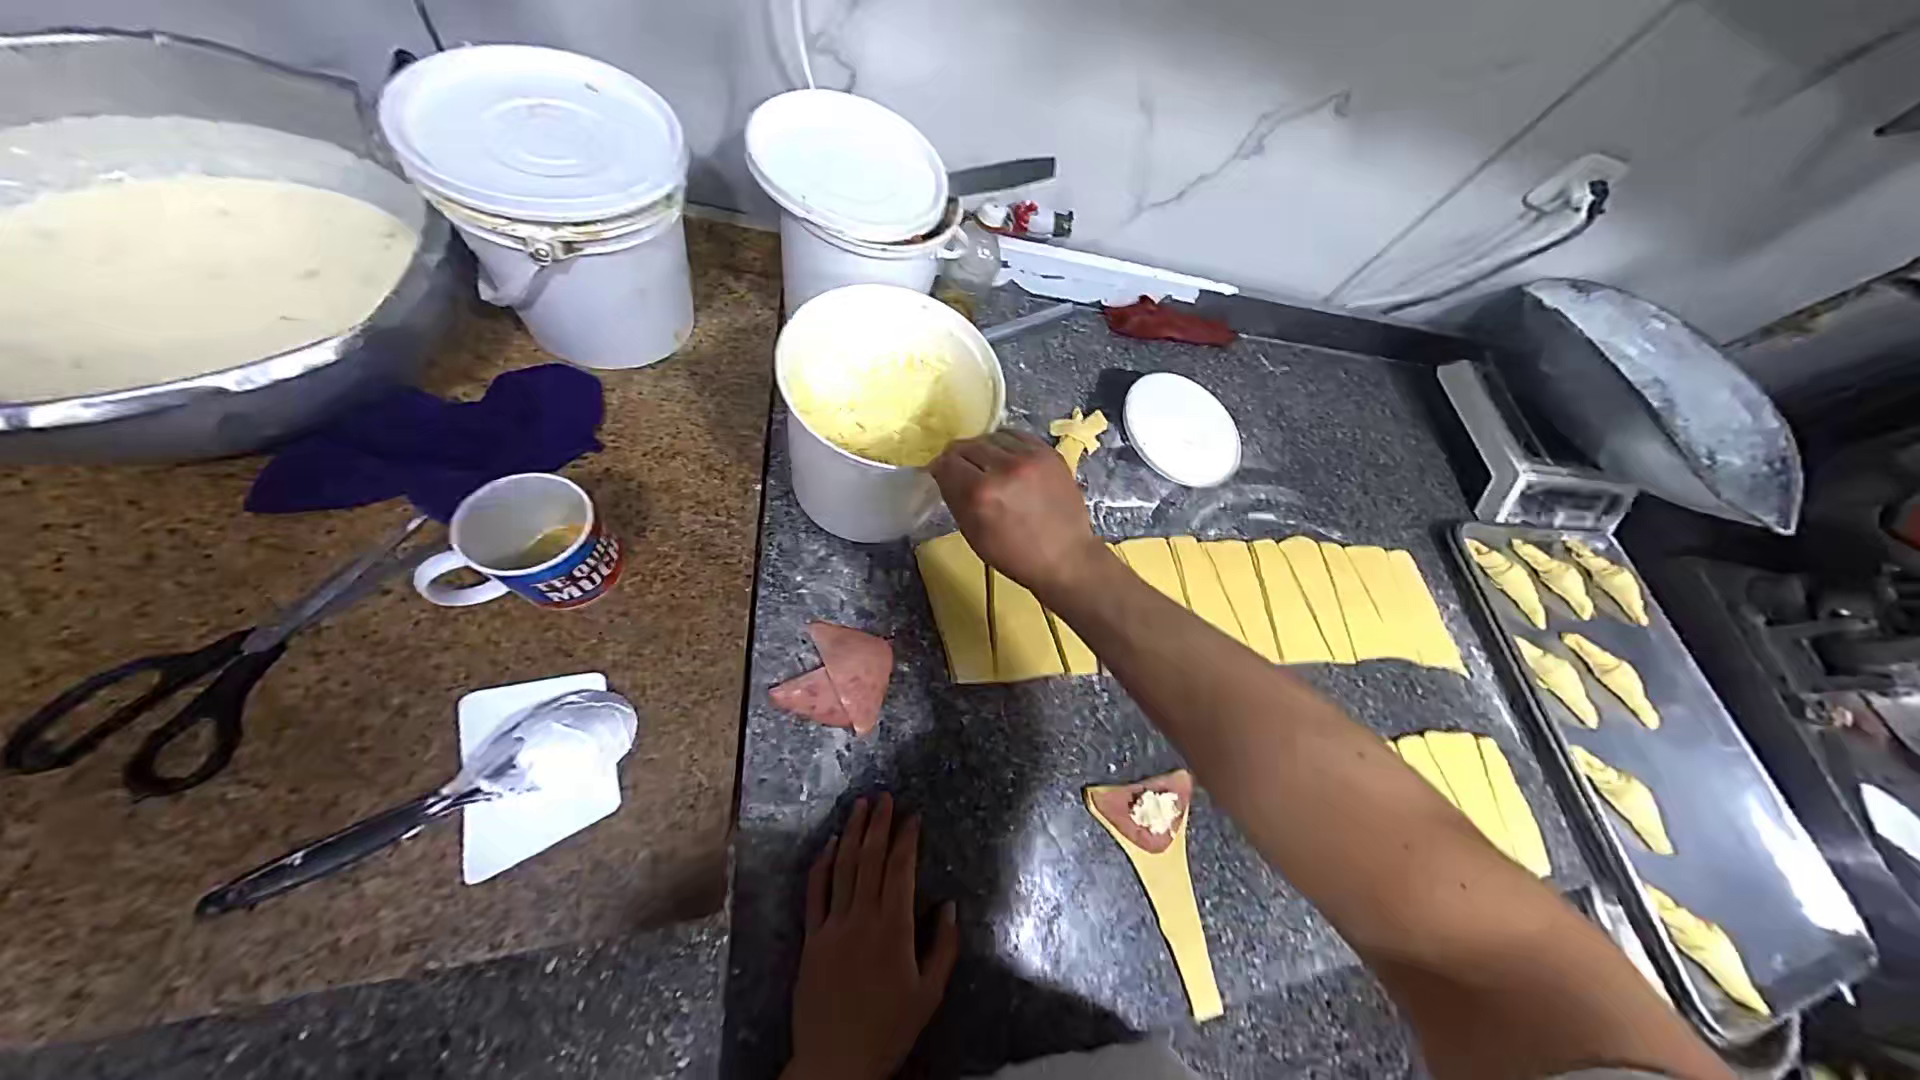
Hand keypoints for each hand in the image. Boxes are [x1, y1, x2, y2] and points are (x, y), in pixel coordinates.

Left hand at [784, 794, 958, 1079]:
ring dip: (852, 832)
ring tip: (859, 805)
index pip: (900, 869)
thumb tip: (950, 904)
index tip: (913, 816)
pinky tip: (829, 843)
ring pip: (843, 867)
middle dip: (879, 823)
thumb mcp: (930, 994)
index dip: (907, 838)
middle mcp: (861, 918)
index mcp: (893, 929)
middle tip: (885, 795)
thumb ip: (944, 946)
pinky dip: (822, 864)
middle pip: (870, 858)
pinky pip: (815, 893)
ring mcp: (832, 926)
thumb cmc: (888, 1030)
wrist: (835, 1063)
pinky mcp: (811, 938)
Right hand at [930, 431, 1105, 598]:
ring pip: (991, 437)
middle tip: (964, 471)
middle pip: (967, 446)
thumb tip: (945, 474)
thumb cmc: (1015, 555)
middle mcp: (1003, 469)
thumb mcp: (973, 534)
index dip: (940, 468)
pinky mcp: (1049, 453)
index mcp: (980, 494)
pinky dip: (1006, 445)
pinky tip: (1007, 458)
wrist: (1065, 556)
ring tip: (988, 465)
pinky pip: (1016, 436)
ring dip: (983, 449)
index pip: (946, 463)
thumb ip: (955, 499)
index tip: (943, 474)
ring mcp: (1030, 458)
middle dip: (960, 458)